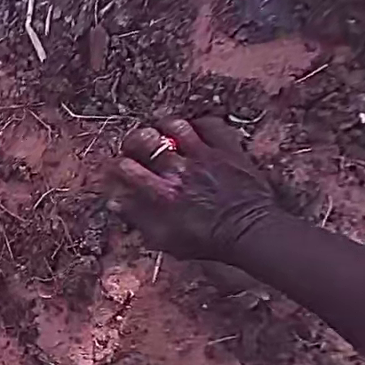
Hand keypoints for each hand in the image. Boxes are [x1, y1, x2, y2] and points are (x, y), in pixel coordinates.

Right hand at [109, 117, 278, 262]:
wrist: (250, 232)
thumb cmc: (206, 240)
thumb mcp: (163, 238)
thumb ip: (137, 217)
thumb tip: (114, 201)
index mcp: (162, 193)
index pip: (126, 168)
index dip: (116, 165)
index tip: (116, 167)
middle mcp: (180, 170)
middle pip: (145, 140)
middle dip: (133, 140)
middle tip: (133, 146)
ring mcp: (205, 156)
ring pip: (176, 126)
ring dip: (164, 128)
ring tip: (162, 134)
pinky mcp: (227, 150)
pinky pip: (210, 124)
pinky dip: (198, 124)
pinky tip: (193, 131)